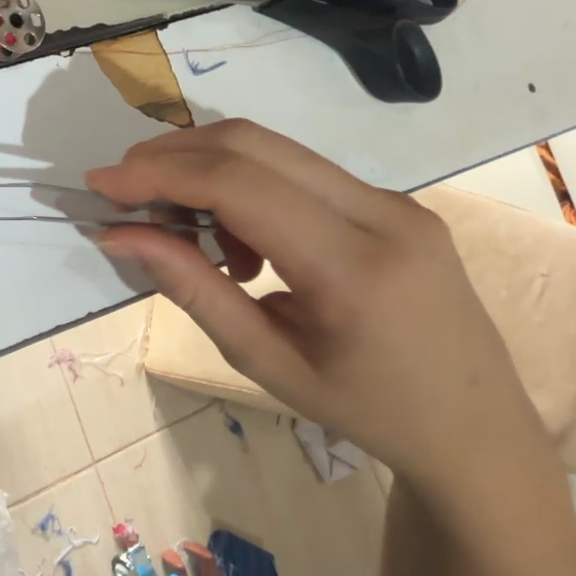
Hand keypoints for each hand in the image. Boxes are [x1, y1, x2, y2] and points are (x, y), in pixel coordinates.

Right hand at [86, 120, 556, 492]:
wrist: (477, 430)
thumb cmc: (364, 409)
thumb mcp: (261, 358)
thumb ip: (188, 286)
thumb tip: (116, 235)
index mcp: (354, 266)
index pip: (236, 184)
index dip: (156, 174)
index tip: (98, 184)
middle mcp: (382, 214)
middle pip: (250, 145)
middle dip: (169, 156)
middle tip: (122, 192)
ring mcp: (393, 201)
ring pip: (269, 148)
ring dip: (200, 168)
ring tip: (181, 230)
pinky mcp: (389, 202)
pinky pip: (292, 168)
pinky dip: (236, 183)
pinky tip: (232, 237)